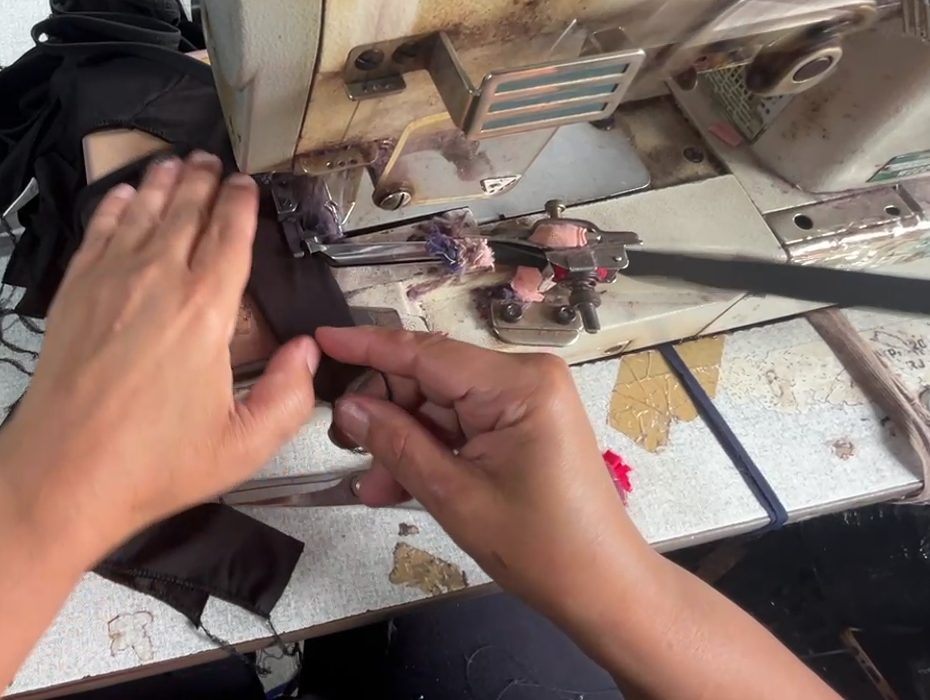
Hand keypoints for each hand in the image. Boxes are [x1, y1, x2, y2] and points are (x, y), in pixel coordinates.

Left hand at [0, 153, 319, 557]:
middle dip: (203, 178)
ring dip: (163, 180)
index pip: (231, 233)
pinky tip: (122, 194)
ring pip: (143, 208)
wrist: (62, 473)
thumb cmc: (153, 463)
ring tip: (175, 162)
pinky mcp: (75, 287)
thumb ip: (289, 397)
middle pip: (187, 208)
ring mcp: (112, 277)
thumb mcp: (241, 446)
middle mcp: (160, 277)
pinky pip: (99, 228)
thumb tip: (309, 351)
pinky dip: (114, 204)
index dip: (241, 201)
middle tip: (211, 159)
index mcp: (207, 309)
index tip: (247, 183)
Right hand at [317, 327, 657, 630]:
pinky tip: (396, 481)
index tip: (323, 337)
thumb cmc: (543, 549)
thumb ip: (396, 443)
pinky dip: (428, 448)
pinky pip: (457, 421)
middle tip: (342, 441)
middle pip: (428, 377)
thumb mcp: (454, 496)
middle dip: (384, 410)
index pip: (426, 353)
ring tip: (372, 480)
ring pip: (436, 402)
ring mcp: (522, 396)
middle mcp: (522, 376)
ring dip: (402, 438)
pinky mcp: (518, 417)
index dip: (367, 345)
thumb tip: (347, 407)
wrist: (606, 592)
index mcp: (517, 384)